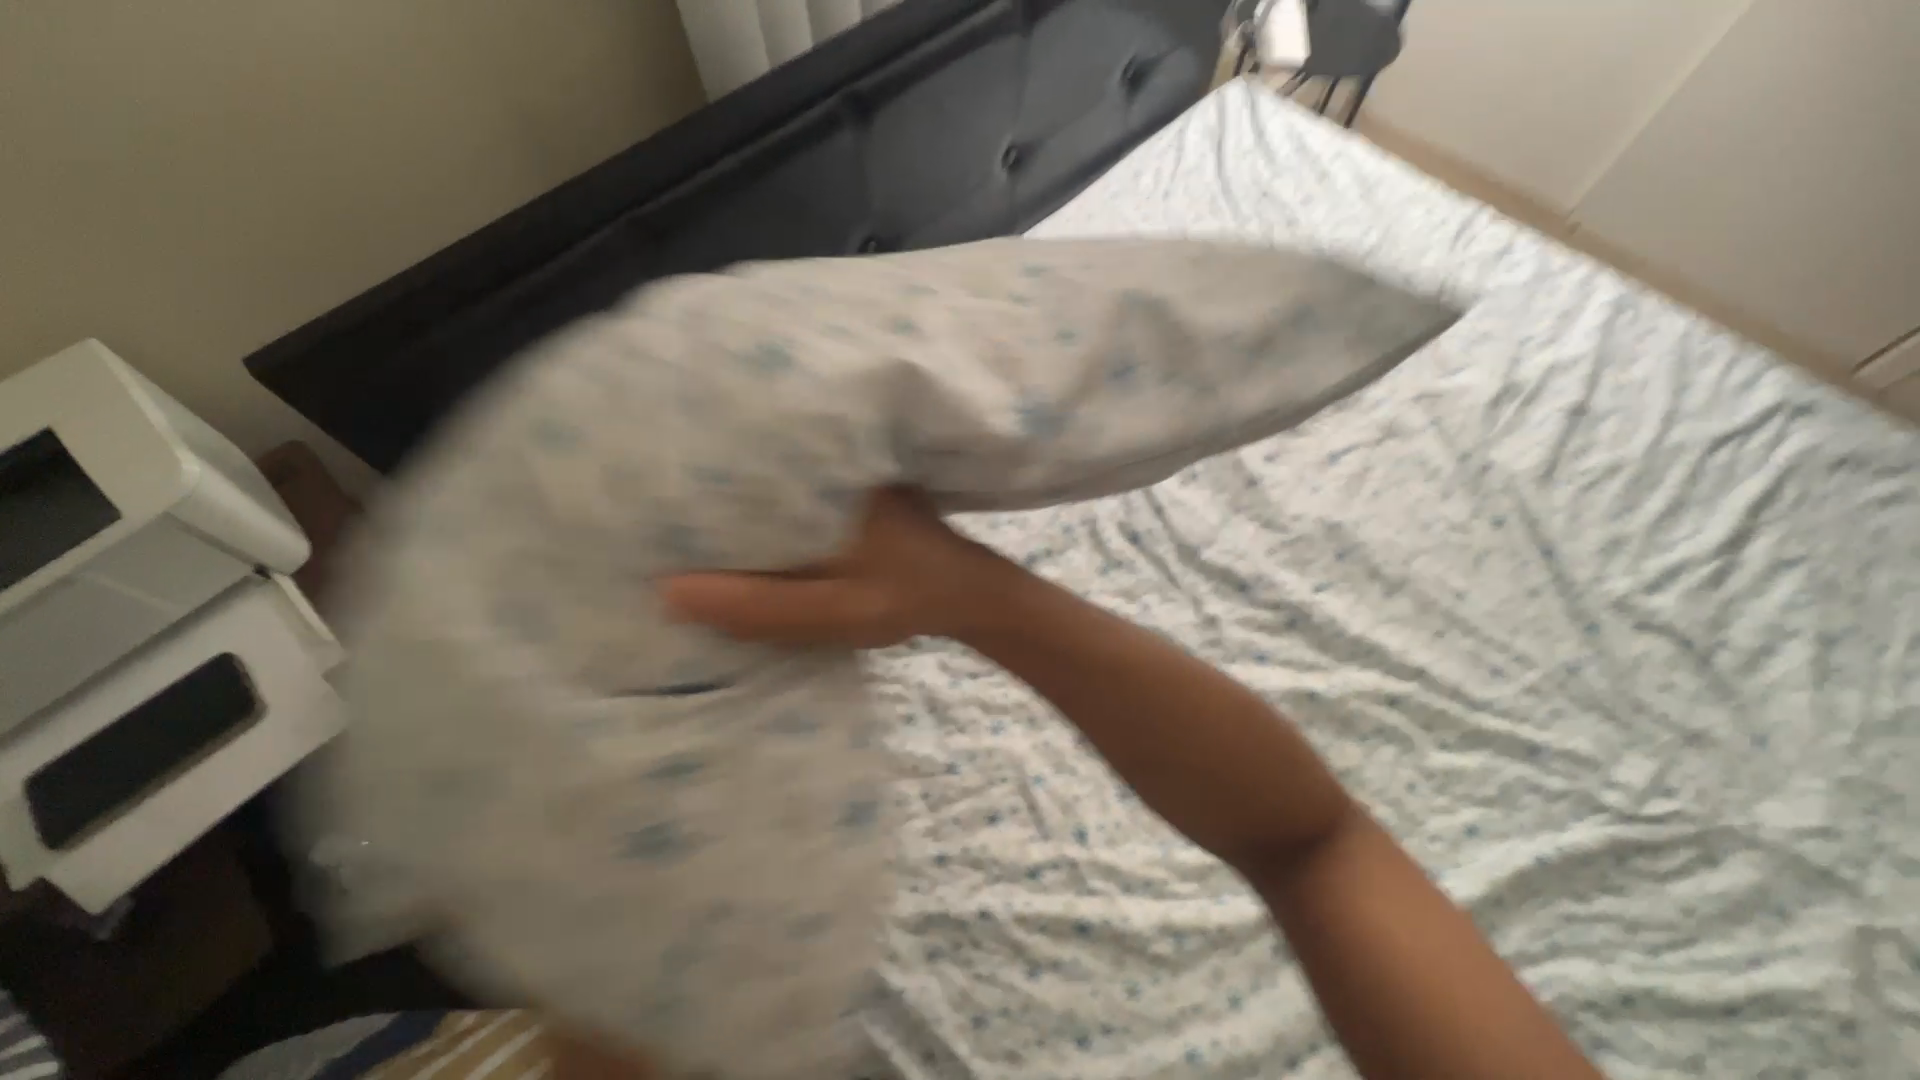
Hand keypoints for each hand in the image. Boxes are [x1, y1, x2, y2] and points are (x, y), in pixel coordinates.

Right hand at [660, 488, 1009, 648]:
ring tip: (676, 507)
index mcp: (827, 475)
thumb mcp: (835, 611)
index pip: (742, 460)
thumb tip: (668, 590)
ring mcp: (843, 468)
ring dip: (733, 493)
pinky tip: (733, 521)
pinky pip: (790, 489)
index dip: (692, 471)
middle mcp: (833, 458)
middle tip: (648, 496)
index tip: (644, 484)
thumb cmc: (906, 597)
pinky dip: (762, 504)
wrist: (967, 593)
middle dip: (705, 480)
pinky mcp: (848, 484)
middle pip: (751, 462)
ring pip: (770, 477)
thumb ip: (763, 605)